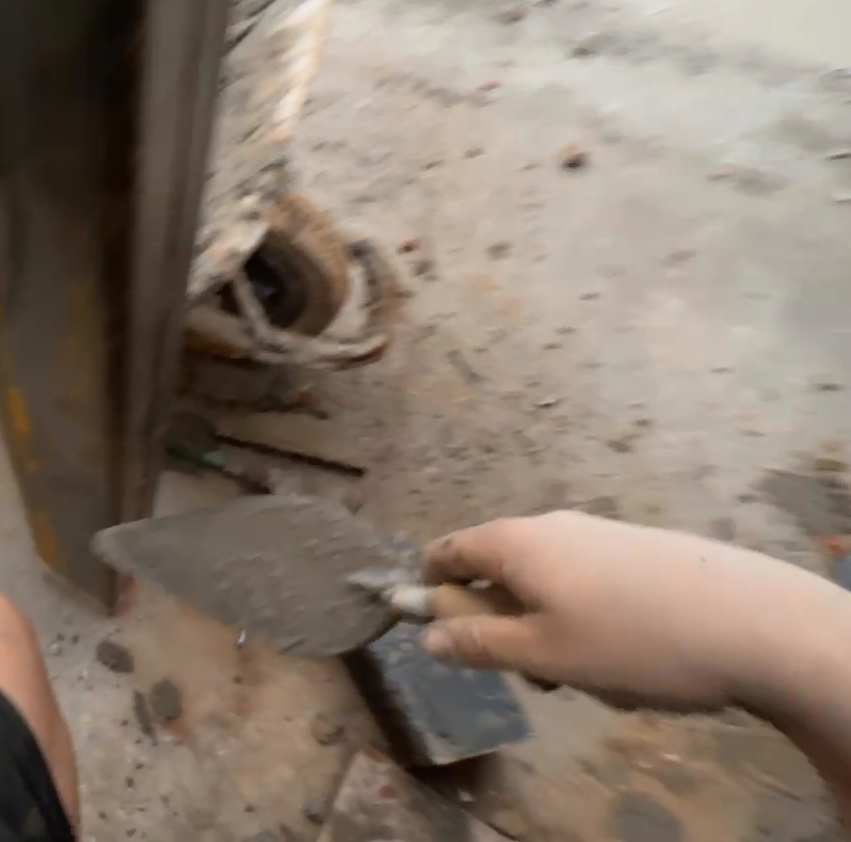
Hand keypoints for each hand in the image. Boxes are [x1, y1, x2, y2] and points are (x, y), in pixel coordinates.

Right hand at [420, 511, 850, 711]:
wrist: (771, 627)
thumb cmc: (634, 641)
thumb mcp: (544, 656)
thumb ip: (477, 643)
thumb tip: (427, 638)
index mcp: (510, 542)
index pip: (443, 552)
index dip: (430, 588)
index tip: (444, 628)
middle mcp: (545, 526)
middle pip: (496, 568)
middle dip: (502, 618)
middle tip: (530, 667)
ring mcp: (598, 532)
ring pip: (547, 578)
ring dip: (549, 621)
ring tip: (592, 671)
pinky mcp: (644, 548)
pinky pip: (591, 578)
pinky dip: (591, 611)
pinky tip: (637, 652)